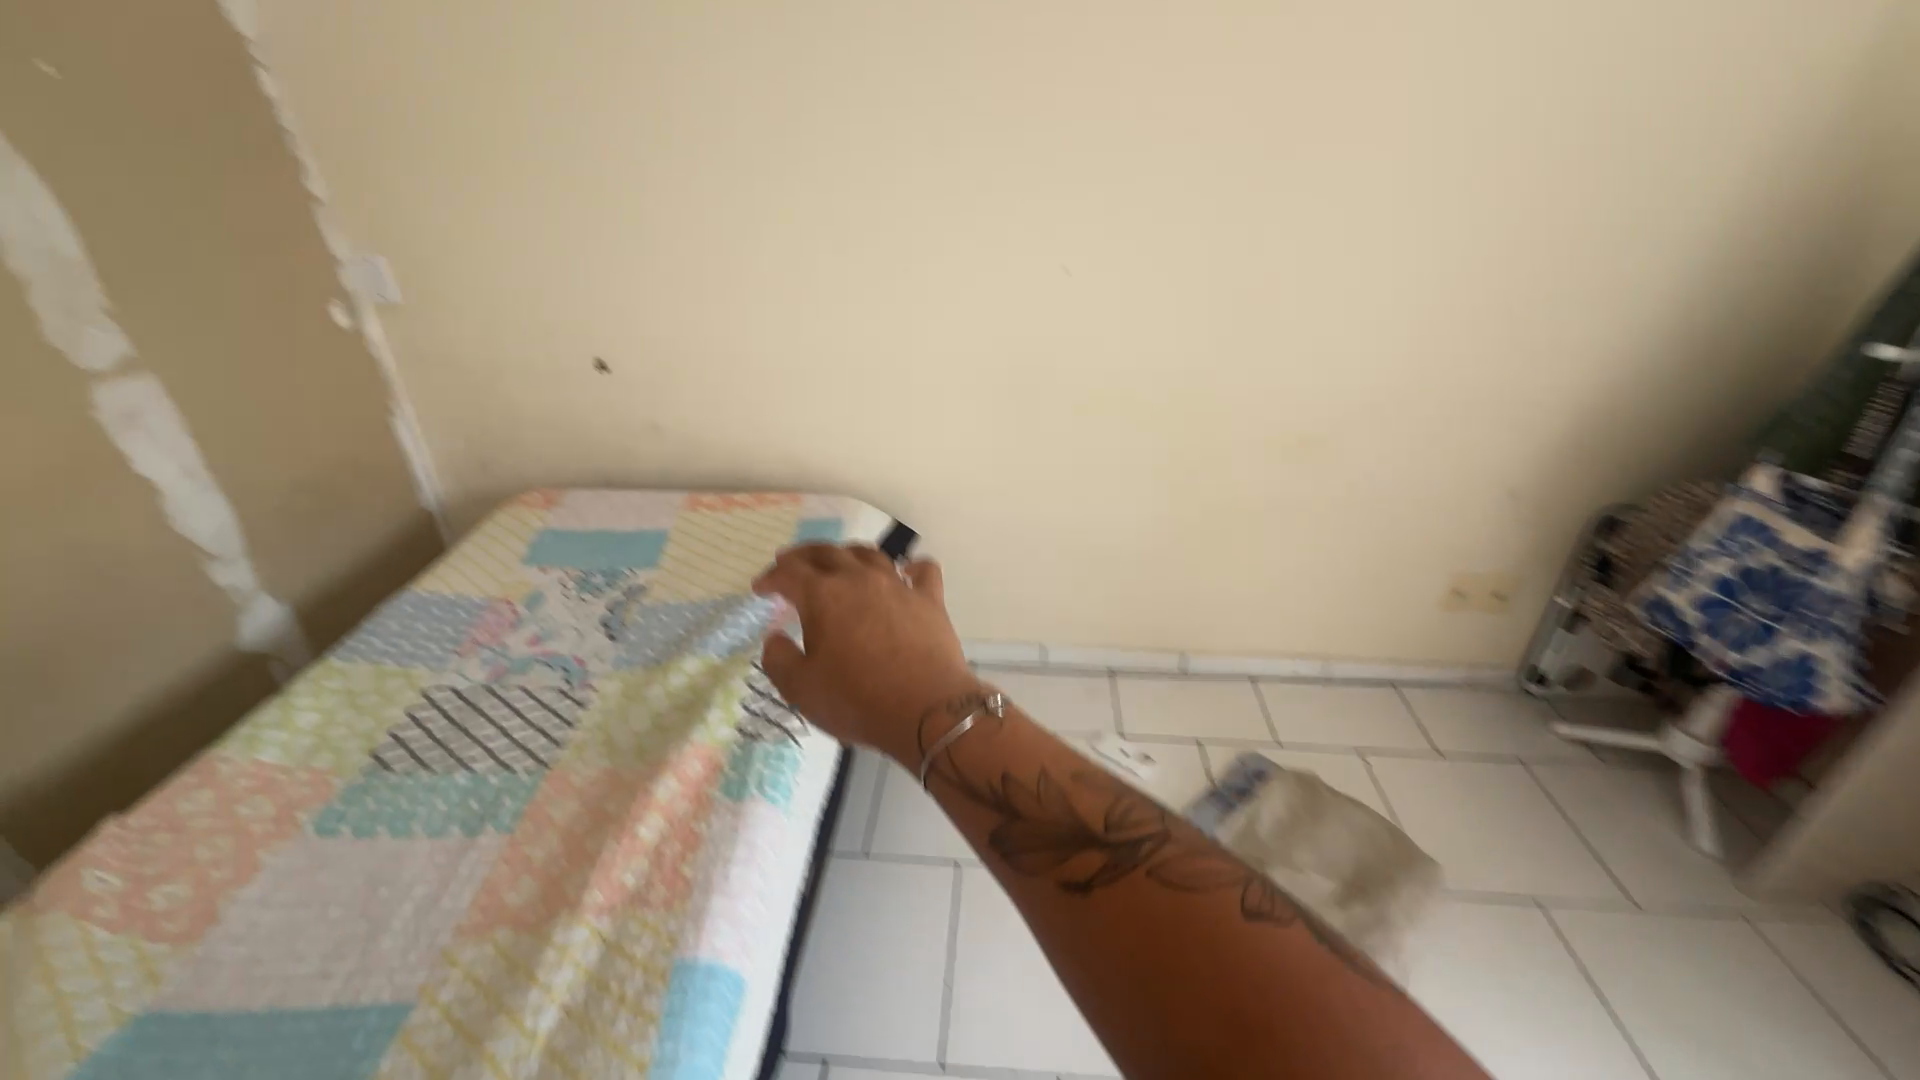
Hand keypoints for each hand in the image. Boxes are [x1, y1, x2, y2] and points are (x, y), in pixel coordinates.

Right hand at [753, 543, 977, 764]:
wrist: (926, 710)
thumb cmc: (856, 700)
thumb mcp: (800, 688)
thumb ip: (779, 659)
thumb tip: (775, 638)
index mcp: (823, 596)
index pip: (789, 573)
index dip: (771, 577)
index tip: (761, 588)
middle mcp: (860, 580)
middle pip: (827, 553)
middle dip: (804, 556)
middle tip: (792, 564)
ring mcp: (898, 586)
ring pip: (870, 555)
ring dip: (848, 554)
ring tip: (840, 562)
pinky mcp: (930, 601)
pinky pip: (923, 571)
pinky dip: (912, 566)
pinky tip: (908, 571)